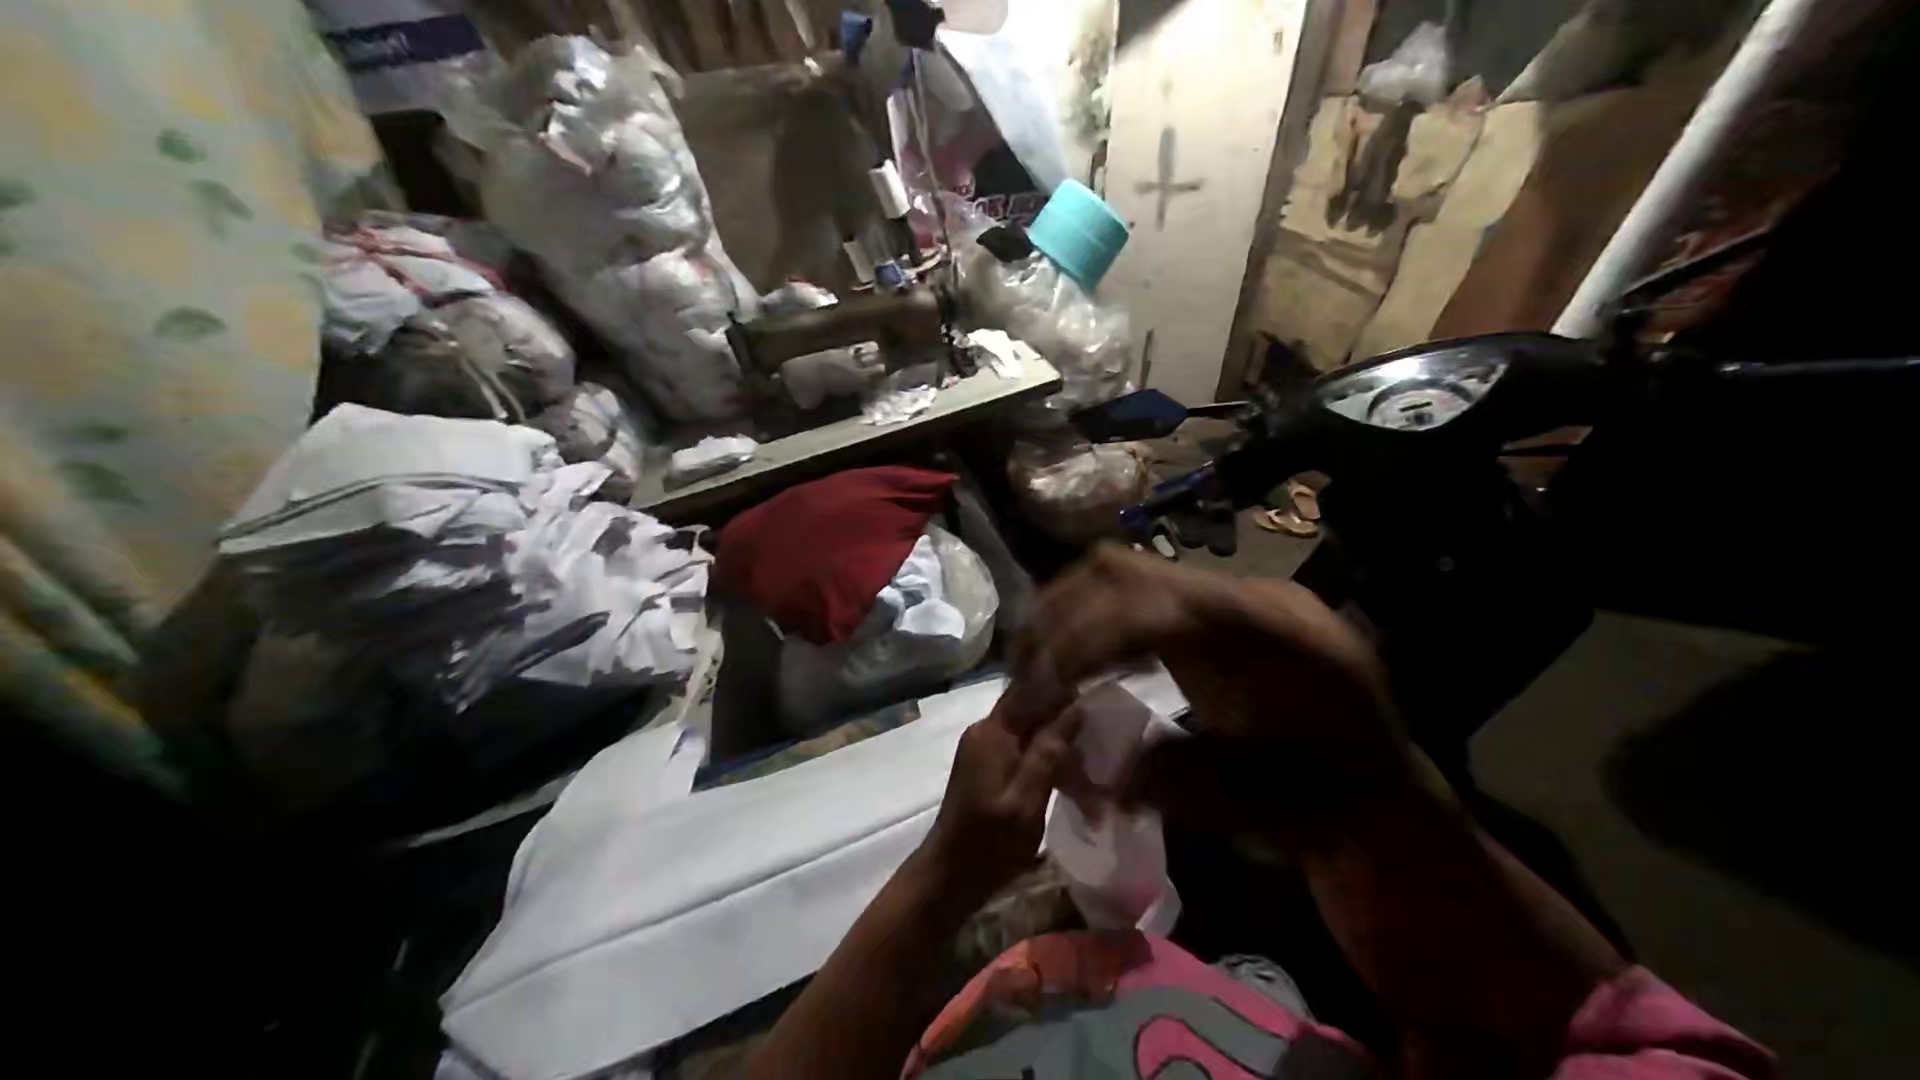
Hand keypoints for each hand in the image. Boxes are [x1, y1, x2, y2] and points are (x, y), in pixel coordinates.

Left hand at [918, 693, 1080, 903]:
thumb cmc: (989, 843)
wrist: (949, 876)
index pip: (1029, 689)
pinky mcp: (985, 765)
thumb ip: (1049, 753)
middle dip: (1062, 709)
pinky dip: (1043, 750)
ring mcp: (983, 747)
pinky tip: (1067, 766)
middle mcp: (984, 730)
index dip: (1062, 685)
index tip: (1096, 688)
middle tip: (1100, 720)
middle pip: (1028, 705)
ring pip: (1026, 725)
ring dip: (1055, 732)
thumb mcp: (1027, 800)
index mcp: (993, 732)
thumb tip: (1075, 710)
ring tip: (1090, 744)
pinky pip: (1019, 744)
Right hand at [1009, 545, 1416, 839]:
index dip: (1091, 639)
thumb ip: (1179, 786)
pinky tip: (1082, 660)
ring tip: (1039, 664)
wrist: (1384, 794)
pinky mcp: (1214, 608)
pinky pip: (1138, 592)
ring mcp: (1232, 596)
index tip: (1043, 685)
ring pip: (1127, 572)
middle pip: (1131, 572)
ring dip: (1070, 612)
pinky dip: (1094, 620)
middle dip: (1063, 618)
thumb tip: (1090, 771)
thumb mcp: (1264, 812)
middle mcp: (1252, 599)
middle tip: (1026, 674)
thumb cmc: (1335, 810)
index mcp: (1279, 641)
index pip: (1162, 609)